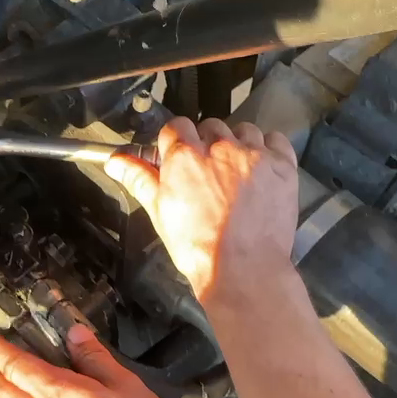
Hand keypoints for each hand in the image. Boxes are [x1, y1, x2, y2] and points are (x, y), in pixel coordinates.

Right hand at [105, 117, 298, 309]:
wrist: (243, 270)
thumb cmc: (197, 247)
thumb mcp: (160, 213)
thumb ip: (139, 179)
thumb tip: (114, 161)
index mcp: (185, 157)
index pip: (176, 127)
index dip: (176, 143)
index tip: (179, 160)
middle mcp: (220, 147)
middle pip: (210, 127)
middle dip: (207, 144)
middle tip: (208, 174)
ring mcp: (254, 154)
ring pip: (243, 130)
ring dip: (237, 145)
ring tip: (235, 174)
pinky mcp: (282, 165)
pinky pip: (274, 140)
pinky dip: (267, 149)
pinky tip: (260, 171)